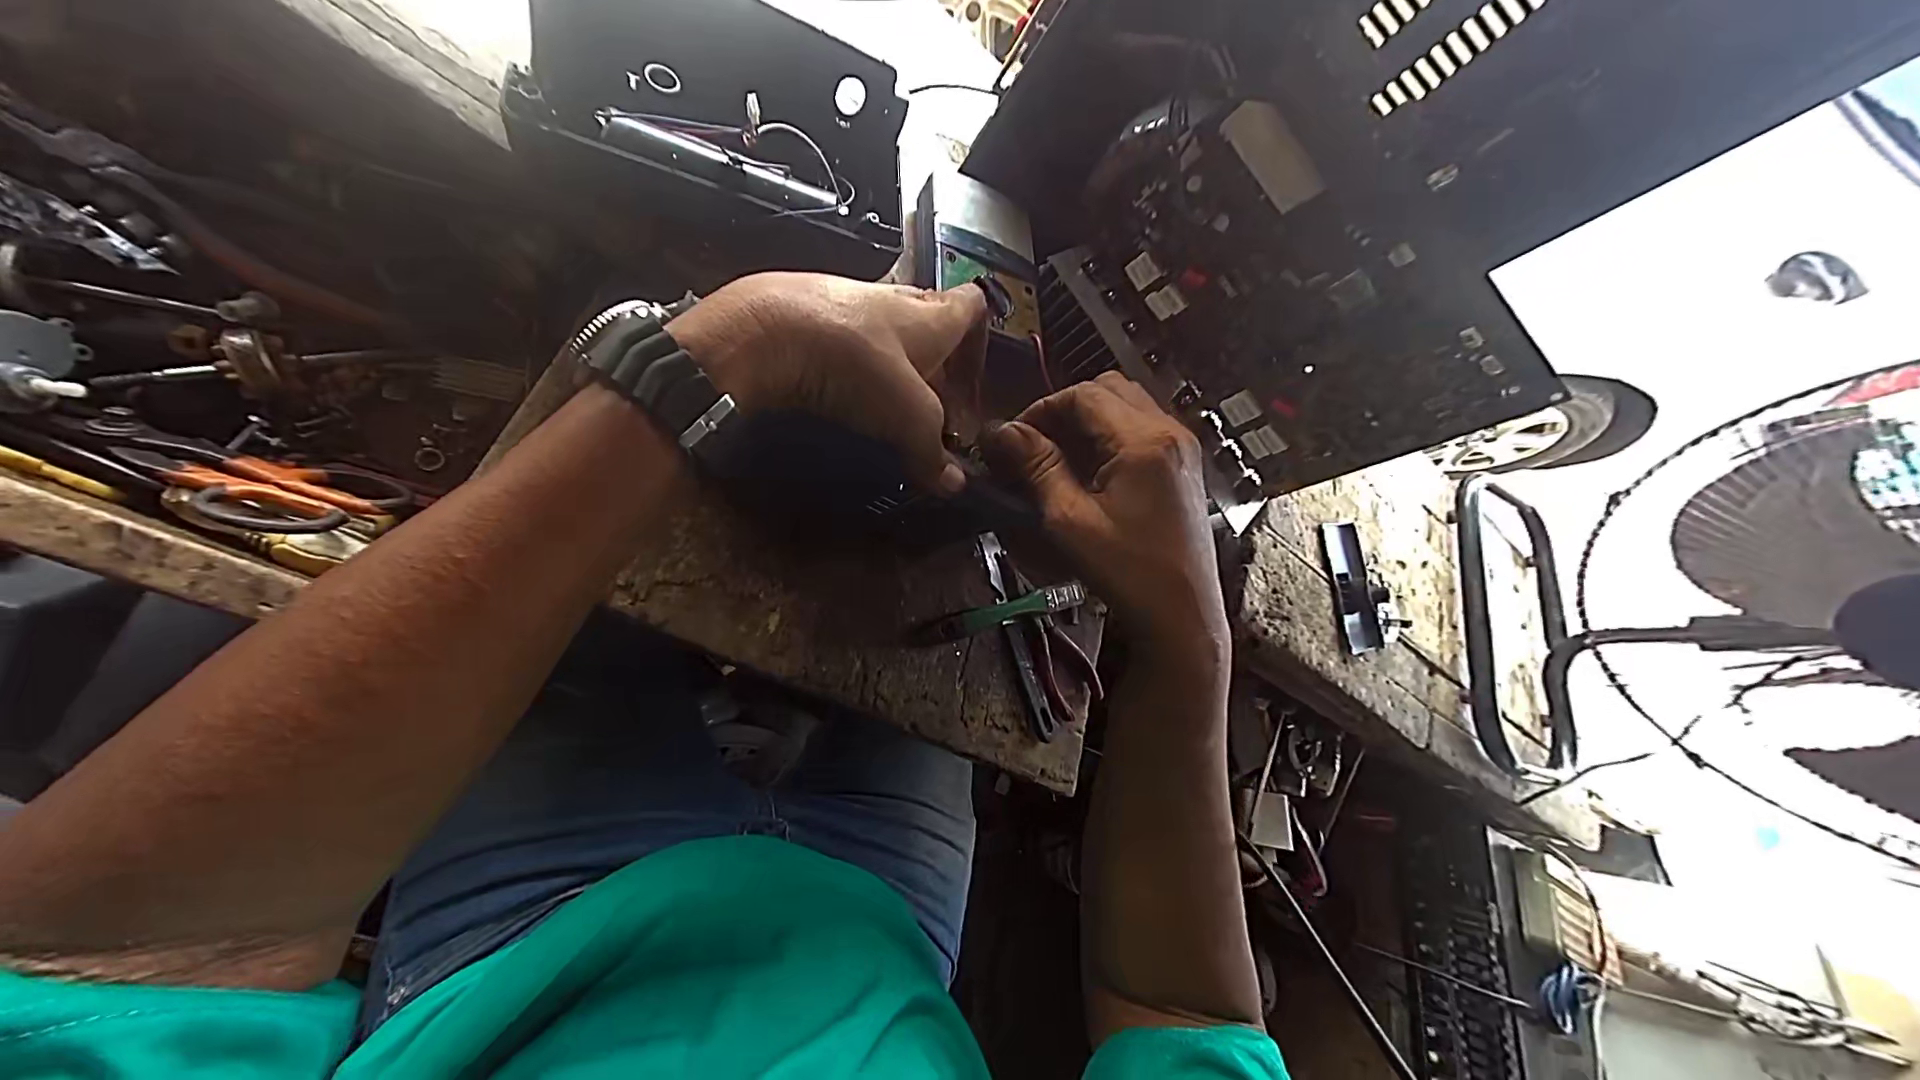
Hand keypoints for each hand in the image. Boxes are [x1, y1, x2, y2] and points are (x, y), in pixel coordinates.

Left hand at [667, 271, 986, 492]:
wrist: (763, 332)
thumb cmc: (854, 362)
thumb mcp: (907, 417)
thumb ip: (933, 452)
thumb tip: (952, 483)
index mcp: (931, 316)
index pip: (974, 307)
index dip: (979, 344)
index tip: (969, 383)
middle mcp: (893, 300)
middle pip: (929, 328)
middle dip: (934, 370)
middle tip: (930, 413)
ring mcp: (846, 301)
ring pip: (883, 335)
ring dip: (889, 370)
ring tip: (882, 412)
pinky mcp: (805, 314)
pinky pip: (841, 341)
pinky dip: (847, 369)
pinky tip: (837, 398)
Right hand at [984, 372, 1228, 670]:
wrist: (1182, 614)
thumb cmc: (1132, 574)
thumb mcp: (1071, 521)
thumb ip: (1038, 468)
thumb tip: (1005, 433)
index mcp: (1145, 442)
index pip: (1083, 394)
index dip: (1041, 410)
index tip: (1016, 438)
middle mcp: (1169, 434)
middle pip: (1106, 390)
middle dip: (1063, 411)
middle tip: (1034, 444)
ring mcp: (1180, 450)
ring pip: (1124, 406)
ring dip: (1085, 423)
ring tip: (1057, 459)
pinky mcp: (1180, 468)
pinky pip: (1139, 431)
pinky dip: (1107, 439)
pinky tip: (1087, 473)